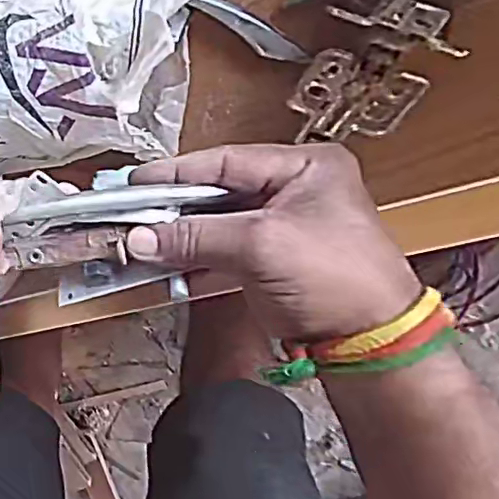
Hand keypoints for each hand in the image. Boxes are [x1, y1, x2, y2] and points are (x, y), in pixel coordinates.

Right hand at [127, 144, 422, 342]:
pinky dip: (186, 260)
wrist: (367, 337)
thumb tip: (141, 236)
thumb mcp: (260, 243)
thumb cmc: (340, 277)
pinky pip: (212, 252)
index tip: (135, 184)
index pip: (223, 161)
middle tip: (130, 215)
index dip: (174, 173)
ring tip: (139, 242)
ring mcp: (272, 227)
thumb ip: (195, 236)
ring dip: (174, 237)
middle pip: (211, 194)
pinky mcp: (261, 259)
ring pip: (208, 225)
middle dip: (170, 209)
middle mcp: (287, 191)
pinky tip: (160, 266)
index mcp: (302, 167)